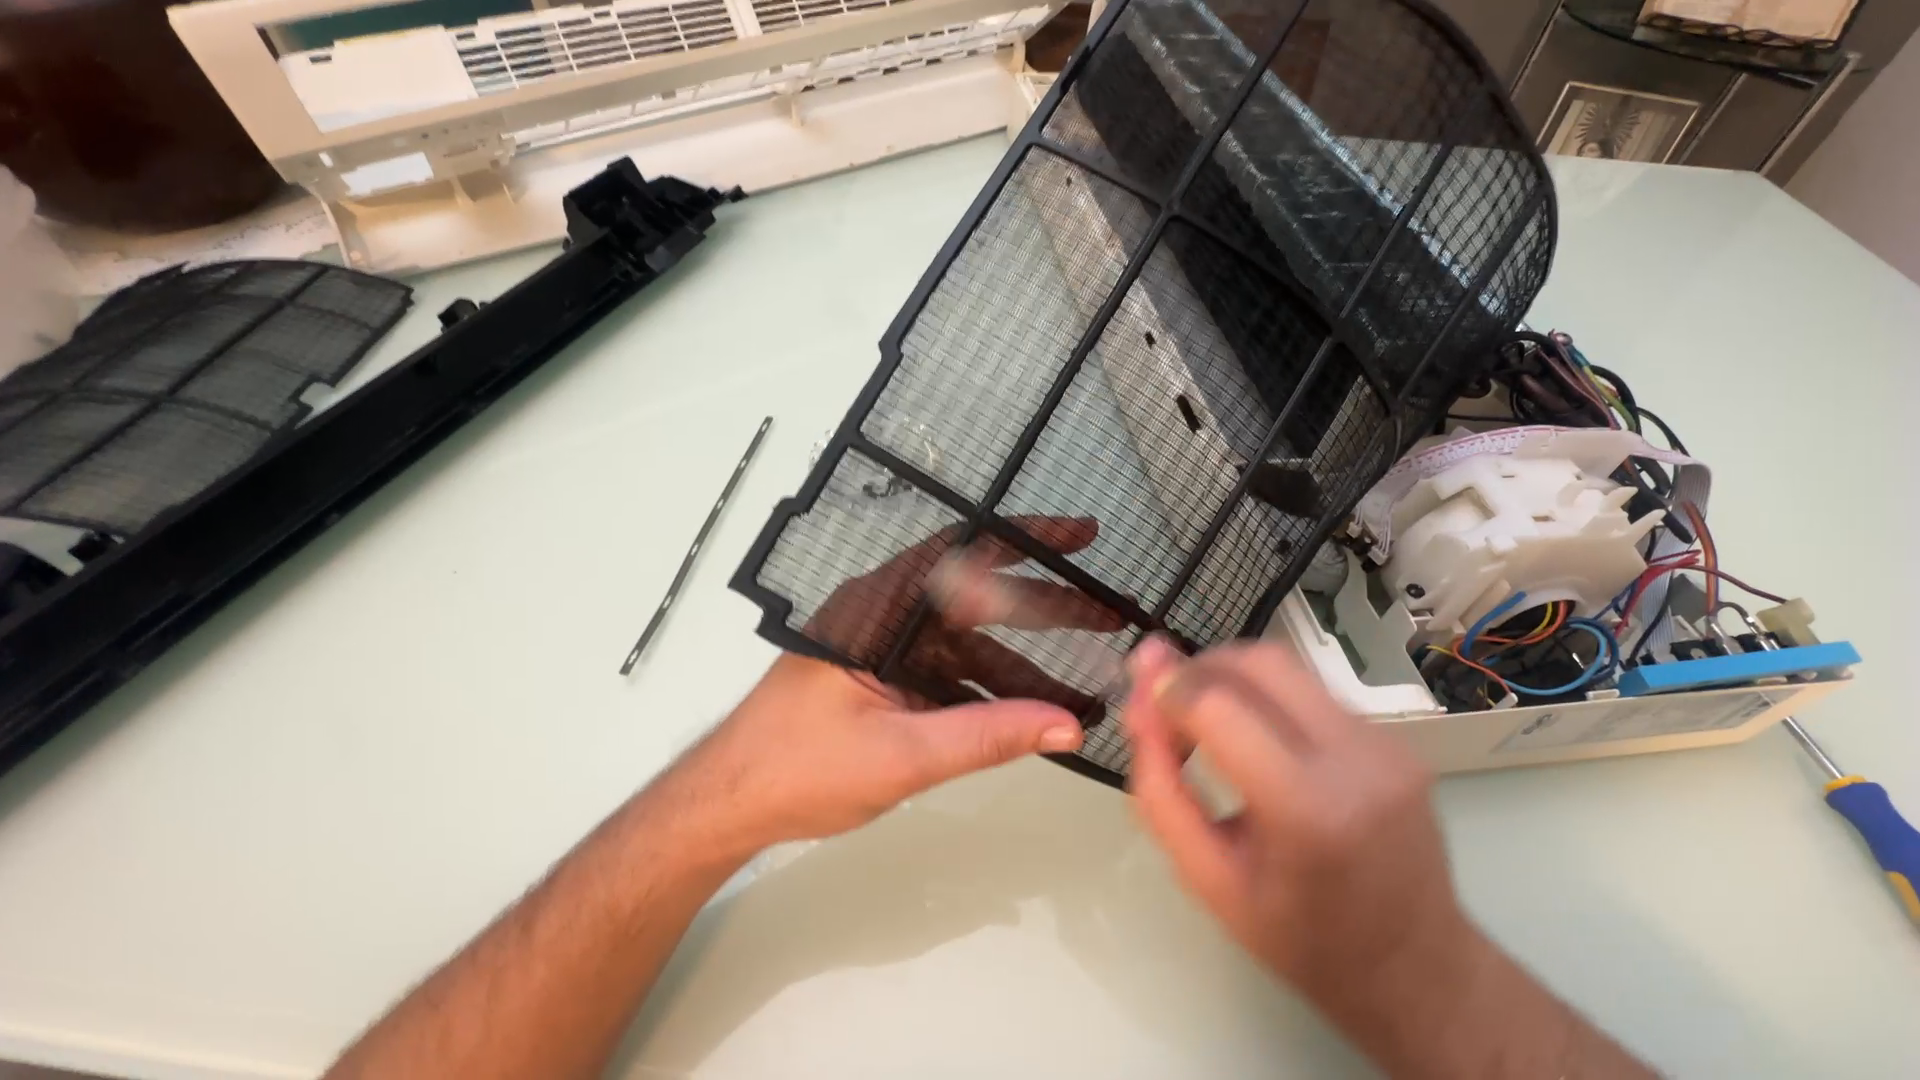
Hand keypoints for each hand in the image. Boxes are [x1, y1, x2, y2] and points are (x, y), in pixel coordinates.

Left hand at [667, 517, 1126, 857]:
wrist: (730, 803)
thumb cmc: (793, 769)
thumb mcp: (901, 755)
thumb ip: (986, 737)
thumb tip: (1065, 725)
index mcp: (876, 611)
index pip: (961, 554)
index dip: (1025, 539)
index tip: (1079, 535)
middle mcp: (883, 620)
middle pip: (977, 601)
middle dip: (1045, 611)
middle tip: (1106, 613)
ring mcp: (885, 653)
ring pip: (968, 649)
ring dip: (1022, 671)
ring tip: (1083, 693)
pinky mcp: (884, 685)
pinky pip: (949, 679)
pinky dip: (988, 698)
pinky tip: (1028, 720)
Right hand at [1121, 637, 1474, 1015]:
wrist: (1415, 969)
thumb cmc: (1299, 938)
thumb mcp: (1206, 880)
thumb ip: (1161, 791)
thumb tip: (1137, 709)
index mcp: (1306, 808)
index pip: (1219, 705)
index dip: (1166, 687)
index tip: (1136, 697)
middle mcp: (1355, 760)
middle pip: (1259, 664)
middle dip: (1199, 667)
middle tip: (1165, 698)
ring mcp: (1385, 745)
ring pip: (1288, 668)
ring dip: (1232, 677)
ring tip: (1202, 718)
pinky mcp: (1397, 742)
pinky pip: (1314, 694)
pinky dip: (1267, 698)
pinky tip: (1252, 737)